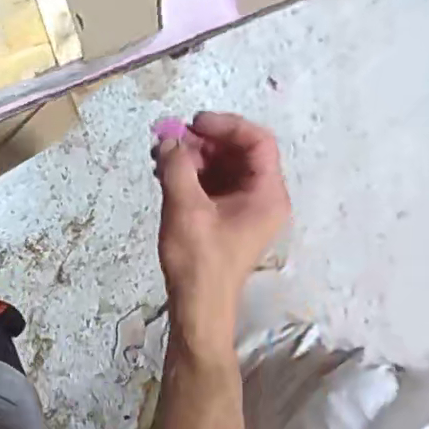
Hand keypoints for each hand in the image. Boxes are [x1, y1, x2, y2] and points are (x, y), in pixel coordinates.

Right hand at [154, 112, 289, 352]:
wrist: (197, 305)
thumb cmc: (198, 259)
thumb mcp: (185, 209)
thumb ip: (177, 168)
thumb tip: (167, 140)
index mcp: (267, 194)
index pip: (257, 142)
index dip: (226, 126)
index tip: (192, 123)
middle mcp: (262, 197)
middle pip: (239, 152)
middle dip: (203, 141)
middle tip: (169, 138)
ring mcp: (243, 208)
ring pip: (223, 167)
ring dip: (193, 157)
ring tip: (160, 155)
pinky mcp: (225, 218)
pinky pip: (212, 185)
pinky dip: (190, 175)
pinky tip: (164, 172)